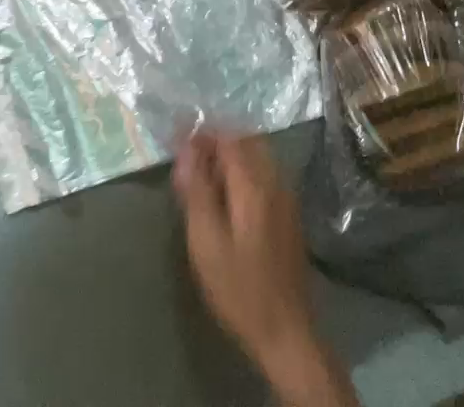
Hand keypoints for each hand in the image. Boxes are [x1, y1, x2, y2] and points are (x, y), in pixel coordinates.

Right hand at [174, 131, 357, 406]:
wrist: (285, 332)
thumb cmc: (239, 288)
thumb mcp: (206, 241)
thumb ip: (196, 191)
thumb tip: (186, 149)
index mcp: (255, 186)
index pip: (229, 138)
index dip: (201, 130)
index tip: (175, 131)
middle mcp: (276, 184)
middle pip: (246, 142)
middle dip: (215, 138)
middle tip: (184, 149)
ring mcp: (286, 200)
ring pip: (256, 158)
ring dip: (227, 154)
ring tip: (197, 168)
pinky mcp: (287, 217)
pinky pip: (262, 176)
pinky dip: (239, 171)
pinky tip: (221, 191)